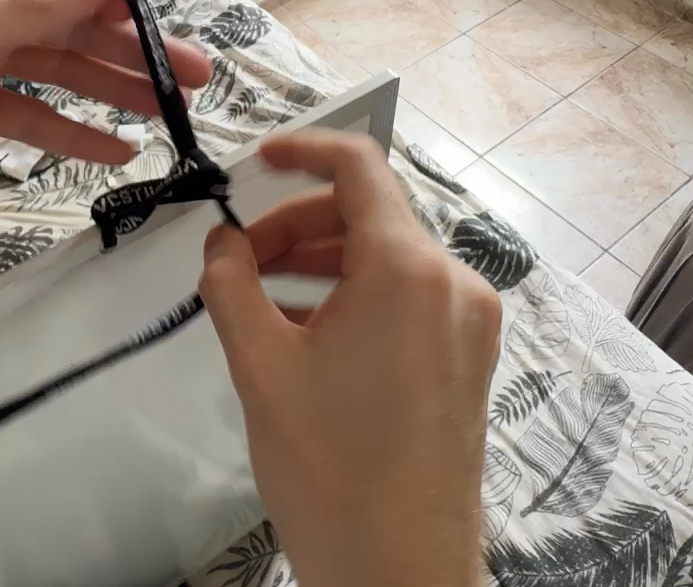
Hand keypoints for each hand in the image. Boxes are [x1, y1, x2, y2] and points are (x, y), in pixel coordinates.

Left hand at [0, 0, 211, 243]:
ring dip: (114, 89)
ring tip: (171, 115)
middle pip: (71, 17)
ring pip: (60, 68)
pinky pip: (32, 113)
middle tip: (194, 77)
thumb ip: (26, 6)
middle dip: (131, 44)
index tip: (139, 23)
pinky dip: (72, 130)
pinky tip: (117, 151)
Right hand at [199, 129, 502, 586]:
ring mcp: (468, 318)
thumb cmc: (330, 469)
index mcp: (407, 270)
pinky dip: (352, 292)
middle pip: (366, 214)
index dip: (303, 150)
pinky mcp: (467, 352)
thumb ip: (230, 281)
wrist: (401, 579)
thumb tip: (224, 241)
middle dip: (296, 225)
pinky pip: (404, 294)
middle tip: (241, 260)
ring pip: (383, 255)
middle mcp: (452, 281)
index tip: (258, 161)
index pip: (358, 167)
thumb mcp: (260, 363)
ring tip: (263, 296)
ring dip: (319, 261)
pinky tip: (305, 327)